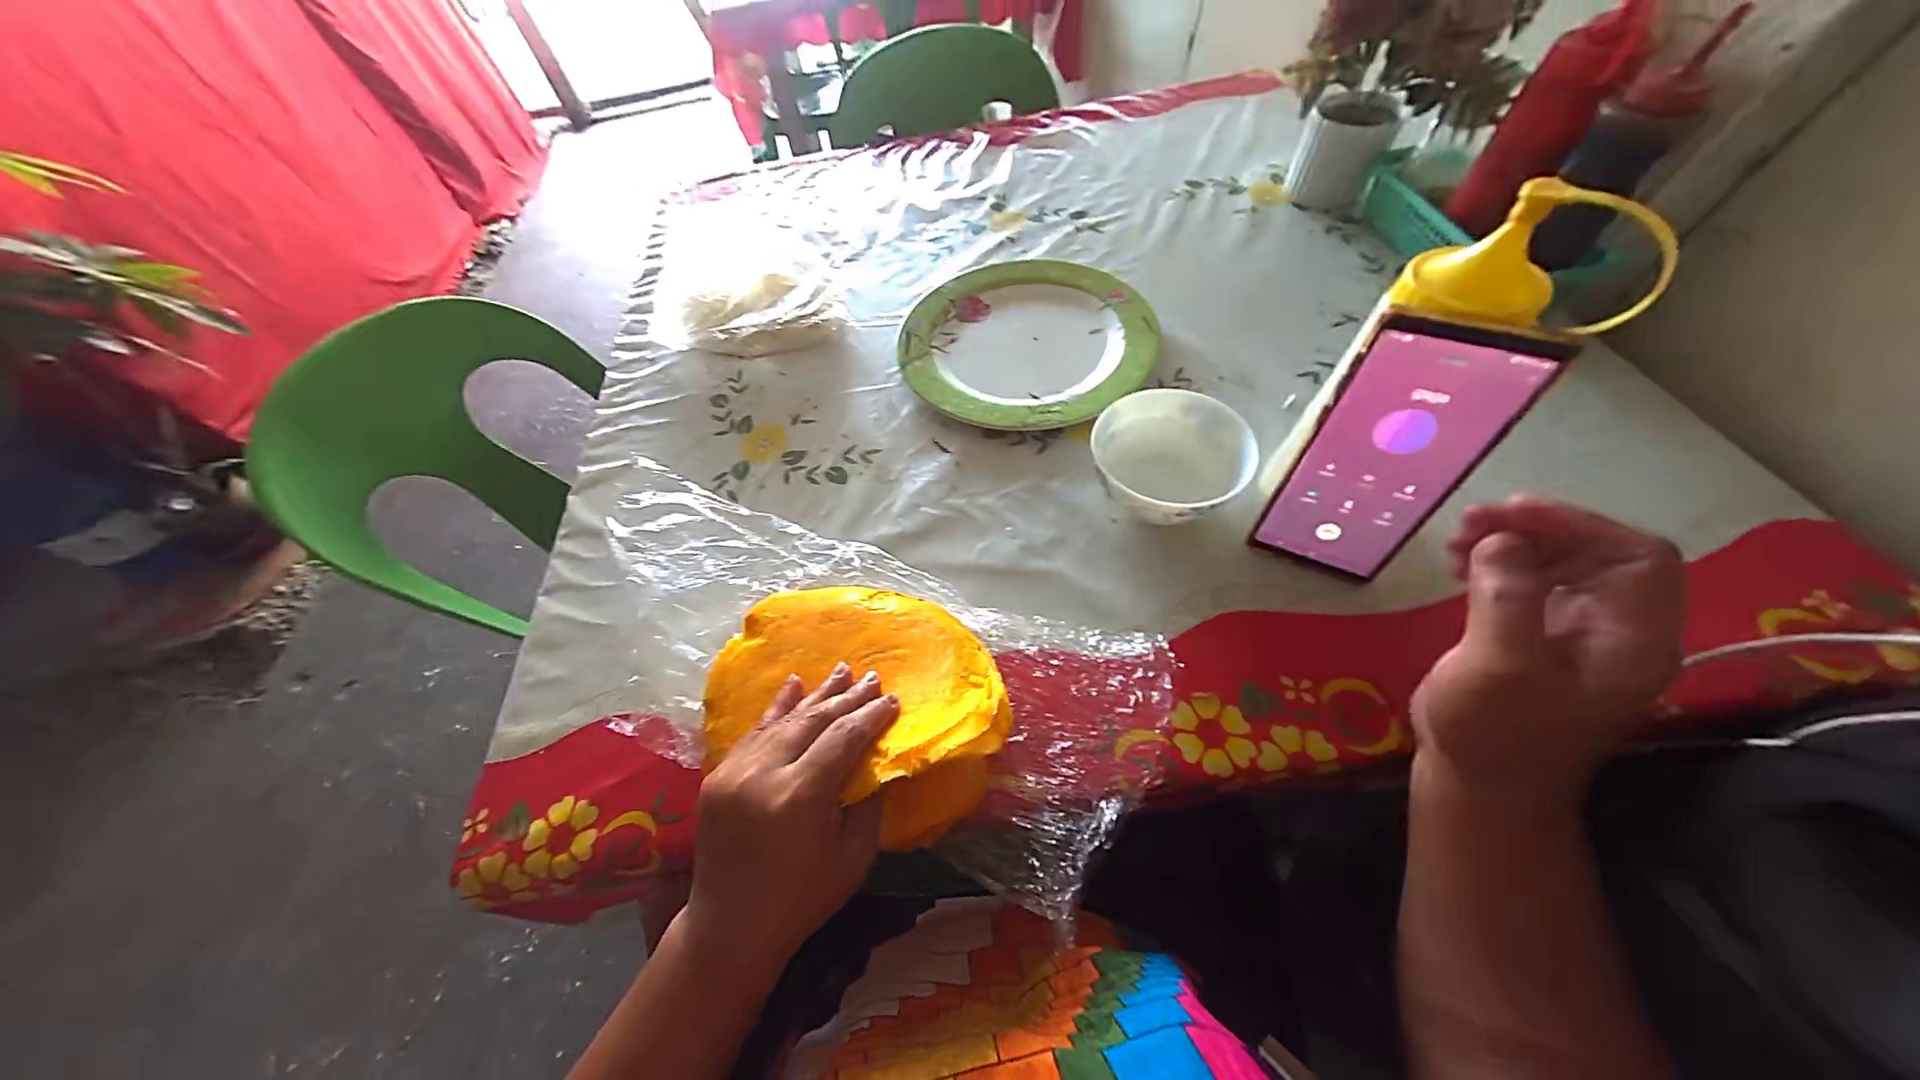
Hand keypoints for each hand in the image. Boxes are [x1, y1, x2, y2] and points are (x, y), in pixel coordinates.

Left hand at [679, 664, 898, 977]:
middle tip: (872, 677)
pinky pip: (754, 732)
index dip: (870, 717)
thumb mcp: (852, 856)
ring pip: (784, 720)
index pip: (843, 739)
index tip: (893, 700)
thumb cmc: (802, 900)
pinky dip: (777, 707)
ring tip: (842, 671)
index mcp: (799, 797)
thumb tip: (880, 757)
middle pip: (814, 721)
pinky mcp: (718, 775)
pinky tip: (794, 684)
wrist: (729, 929)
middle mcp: (763, 774)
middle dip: (848, 698)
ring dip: (816, 694)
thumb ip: (868, 801)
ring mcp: (734, 772)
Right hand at [1411, 497, 1684, 808]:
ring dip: (1511, 543)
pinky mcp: (1541, 638)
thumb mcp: (1498, 665)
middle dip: (1534, 530)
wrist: (1477, 782)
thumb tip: (1501, 539)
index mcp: (1633, 641)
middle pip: (1597, 554)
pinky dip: (1499, 564)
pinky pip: (1533, 583)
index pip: (1637, 557)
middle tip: (1467, 522)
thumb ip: (1508, 598)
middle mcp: (1619, 632)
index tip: (1508, 513)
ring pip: (1562, 564)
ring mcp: (1580, 635)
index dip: (1578, 525)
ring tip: (1456, 540)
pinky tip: (1462, 564)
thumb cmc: (1491, 730)